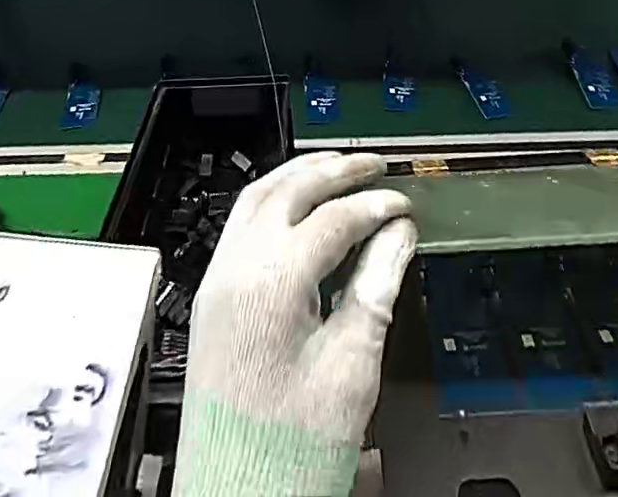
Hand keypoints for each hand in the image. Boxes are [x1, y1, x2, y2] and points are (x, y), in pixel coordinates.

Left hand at [173, 152, 416, 496]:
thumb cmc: (290, 452)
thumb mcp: (351, 366)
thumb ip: (375, 287)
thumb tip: (397, 236)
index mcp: (271, 286)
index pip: (334, 219)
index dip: (376, 207)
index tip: (404, 208)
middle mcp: (235, 271)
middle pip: (291, 191)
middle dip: (338, 170)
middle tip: (374, 164)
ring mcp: (217, 280)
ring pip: (258, 196)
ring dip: (300, 174)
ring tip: (338, 166)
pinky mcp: (213, 295)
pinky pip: (242, 221)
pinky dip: (275, 198)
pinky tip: (298, 202)